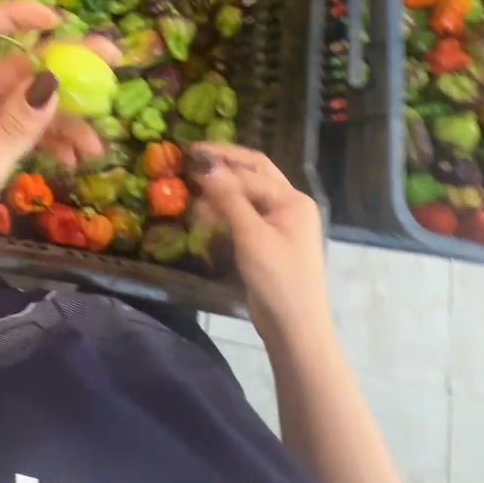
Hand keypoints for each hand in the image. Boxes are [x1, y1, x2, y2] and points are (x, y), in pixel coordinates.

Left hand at [0, 1, 112, 297]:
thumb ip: (13, 127)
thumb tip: (53, 79)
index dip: (13, 16)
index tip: (60, 23)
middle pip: (9, 65)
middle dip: (58, 65)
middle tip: (110, 64)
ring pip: (21, 102)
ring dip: (60, 113)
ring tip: (97, 137)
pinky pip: (19, 133)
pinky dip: (47, 140)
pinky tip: (77, 157)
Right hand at [188, 144, 328, 331]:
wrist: (294, 327)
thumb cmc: (277, 278)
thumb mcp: (251, 235)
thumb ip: (229, 197)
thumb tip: (207, 167)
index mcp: (292, 200)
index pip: (251, 173)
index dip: (220, 166)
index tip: (189, 159)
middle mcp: (290, 205)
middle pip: (254, 172)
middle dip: (225, 162)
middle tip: (194, 154)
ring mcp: (281, 223)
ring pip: (249, 192)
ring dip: (224, 184)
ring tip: (195, 180)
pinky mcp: (269, 239)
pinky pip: (246, 212)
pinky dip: (226, 205)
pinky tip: (206, 207)